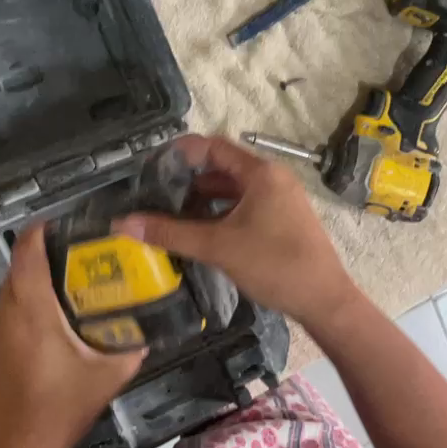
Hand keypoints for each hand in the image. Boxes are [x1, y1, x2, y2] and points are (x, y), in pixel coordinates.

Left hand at [0, 226, 144, 447]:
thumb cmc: (58, 411)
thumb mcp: (107, 378)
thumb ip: (130, 348)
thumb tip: (149, 328)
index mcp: (31, 310)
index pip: (29, 249)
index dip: (47, 228)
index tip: (74, 225)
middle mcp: (3, 314)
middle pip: (21, 269)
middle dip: (50, 258)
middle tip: (87, 261)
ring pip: (12, 295)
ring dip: (38, 286)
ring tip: (75, 293)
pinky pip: (8, 318)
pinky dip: (29, 312)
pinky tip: (54, 333)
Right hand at [112, 135, 359, 330]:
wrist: (324, 300)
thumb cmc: (274, 265)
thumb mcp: (218, 247)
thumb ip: (171, 233)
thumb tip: (122, 223)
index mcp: (261, 174)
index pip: (213, 147)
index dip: (181, 153)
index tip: (152, 168)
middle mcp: (274, 179)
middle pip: (223, 169)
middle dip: (189, 182)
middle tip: (156, 197)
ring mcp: (282, 201)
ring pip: (235, 192)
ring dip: (205, 202)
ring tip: (173, 218)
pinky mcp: (285, 222)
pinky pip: (247, 208)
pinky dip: (223, 215)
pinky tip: (203, 235)